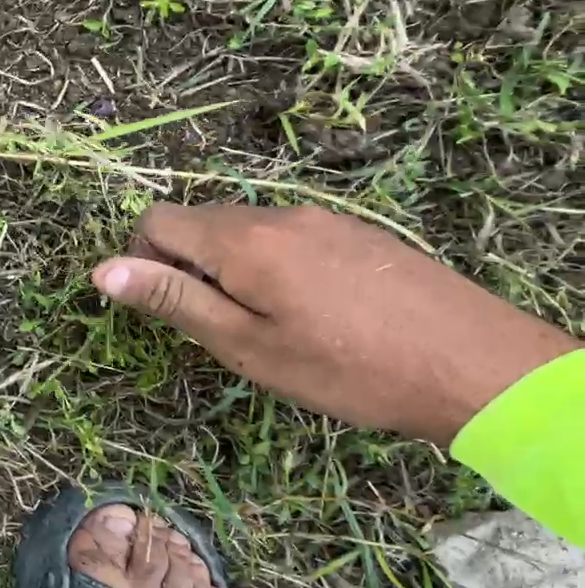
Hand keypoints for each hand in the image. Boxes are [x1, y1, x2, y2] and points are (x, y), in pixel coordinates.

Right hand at [91, 204, 578, 445]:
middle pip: (196, 222)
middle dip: (184, 264)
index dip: (141, 259)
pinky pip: (284, 235)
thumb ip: (171, 299)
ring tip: (266, 322)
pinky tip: (309, 310)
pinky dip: (269, 264)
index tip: (168, 306)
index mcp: (242, 242)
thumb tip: (101, 269)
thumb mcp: (243, 344)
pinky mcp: (356, 233)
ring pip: (240, 230)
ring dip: (227, 266)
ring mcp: (323, 220)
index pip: (155, 220)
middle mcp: (278, 216)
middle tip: (217, 323)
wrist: (485, 370)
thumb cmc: (347, 368)